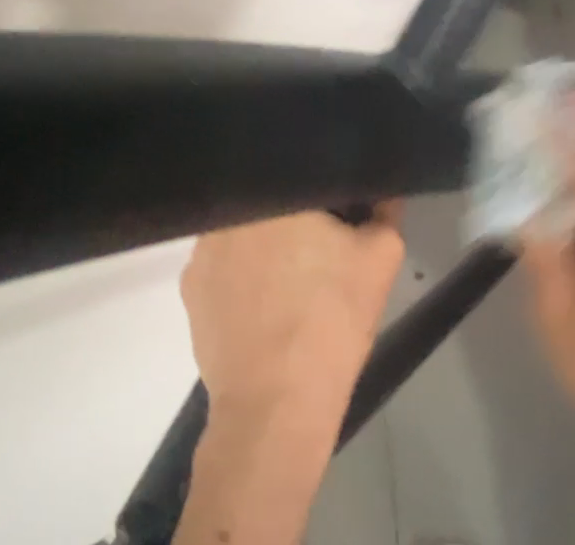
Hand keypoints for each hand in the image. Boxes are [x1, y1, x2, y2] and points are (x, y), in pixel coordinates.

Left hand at [180, 205, 404, 428]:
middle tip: (328, 239)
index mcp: (273, 195)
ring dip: (271, 241)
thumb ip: (385, 208)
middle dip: (300, 214)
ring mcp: (200, 254)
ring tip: (298, 274)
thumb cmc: (333, 318)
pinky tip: (270, 300)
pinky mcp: (189, 291)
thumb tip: (381, 189)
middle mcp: (227, 214)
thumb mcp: (382, 255)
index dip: (330, 188)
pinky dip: (248, 272)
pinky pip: (226, 264)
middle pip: (272, 200)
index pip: (305, 171)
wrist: (276, 403)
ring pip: (247, 230)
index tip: (348, 209)